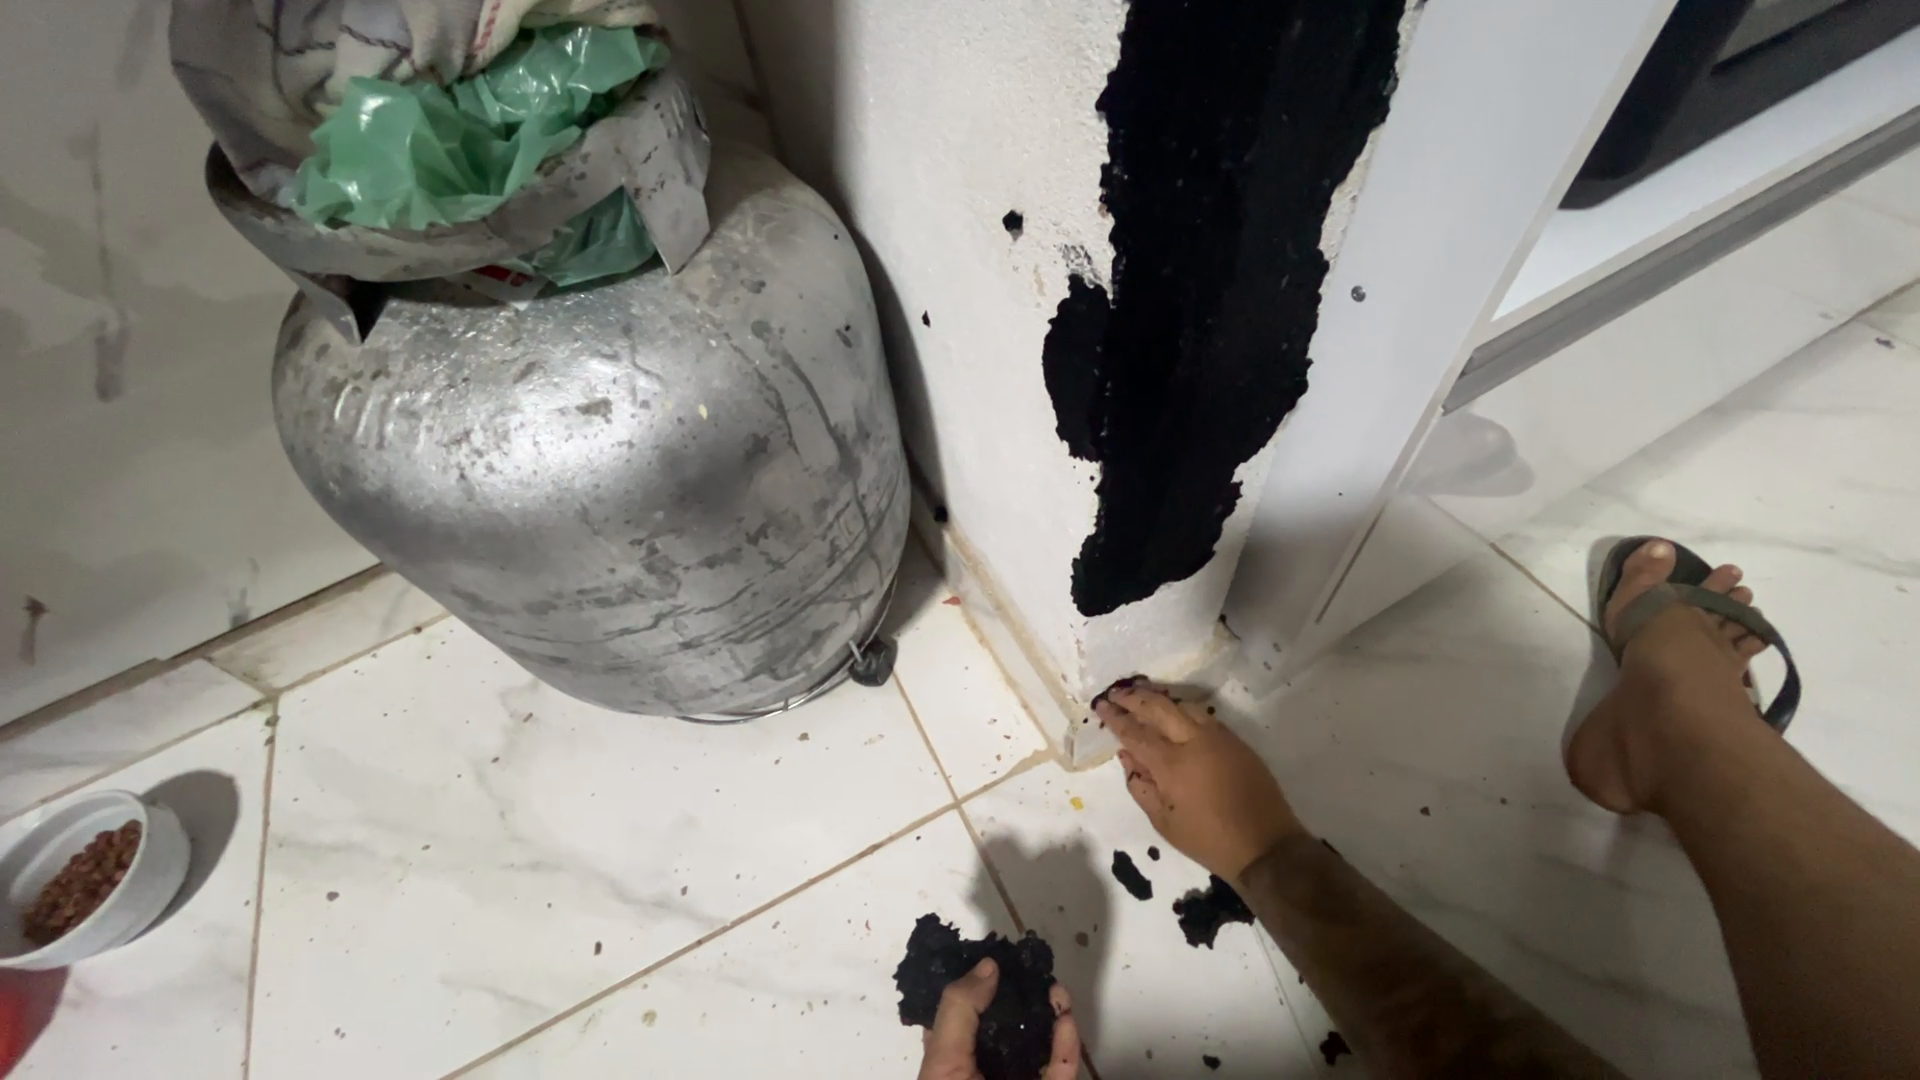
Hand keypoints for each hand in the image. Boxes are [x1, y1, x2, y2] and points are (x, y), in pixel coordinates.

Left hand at [916, 958, 1079, 1079]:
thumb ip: (960, 1010)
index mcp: (954, 1064)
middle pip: (1007, 1026)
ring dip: (1051, 1014)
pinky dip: (1067, 1045)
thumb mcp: (943, 1064)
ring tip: (1055, 989)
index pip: (962, 1015)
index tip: (997, 954)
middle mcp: (986, 1072)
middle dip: (1024, 996)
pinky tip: (1066, 1018)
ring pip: (1039, 1045)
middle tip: (1034, 969)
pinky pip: (1059, 1070)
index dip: (976, 983)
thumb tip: (989, 964)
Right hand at [1096, 684, 1303, 882]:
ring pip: (1184, 706)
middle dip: (1134, 698)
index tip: (1101, 705)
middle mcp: (1194, 742)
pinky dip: (1184, 711)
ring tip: (1144, 698)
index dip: (1116, 718)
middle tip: (1117, 693)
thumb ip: (1140, 785)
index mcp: (1171, 765)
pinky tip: (1176, 716)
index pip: (1135, 733)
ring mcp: (1219, 738)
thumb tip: (1126, 755)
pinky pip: (1204, 717)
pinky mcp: (1236, 741)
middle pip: (1159, 707)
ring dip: (1161, 700)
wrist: (1265, 846)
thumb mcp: (1163, 821)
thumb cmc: (1207, 839)